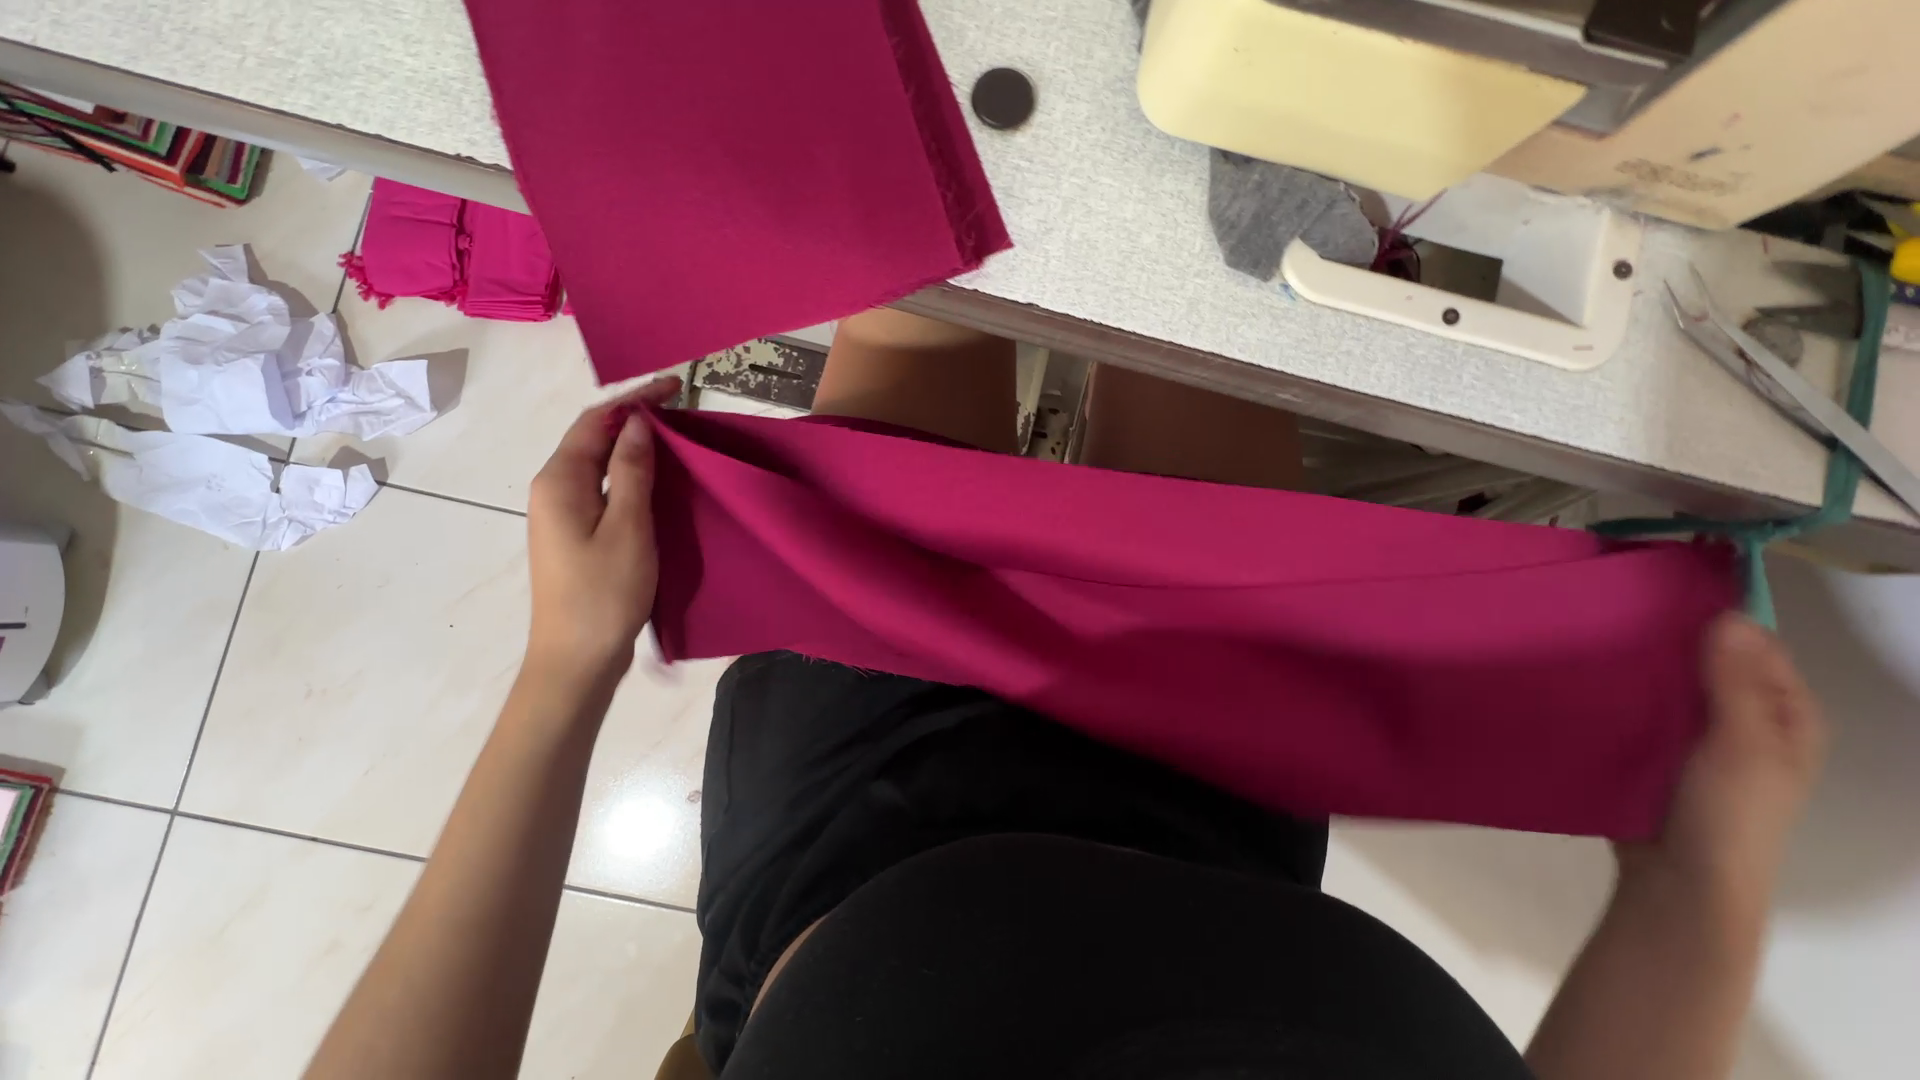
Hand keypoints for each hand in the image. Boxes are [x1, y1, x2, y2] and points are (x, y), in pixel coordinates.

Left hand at [523, 377, 680, 684]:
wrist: (576, 658)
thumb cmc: (603, 592)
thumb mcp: (627, 527)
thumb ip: (632, 471)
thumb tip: (636, 423)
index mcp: (559, 480)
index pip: (595, 421)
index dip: (634, 399)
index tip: (675, 386)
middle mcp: (552, 489)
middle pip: (592, 438)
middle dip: (634, 418)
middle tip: (682, 410)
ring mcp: (561, 514)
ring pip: (599, 465)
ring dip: (633, 447)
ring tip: (677, 439)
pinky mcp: (575, 535)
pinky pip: (603, 489)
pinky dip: (630, 475)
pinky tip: (659, 482)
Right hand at [1618, 613, 1826, 926]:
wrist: (1678, 882)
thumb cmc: (1726, 816)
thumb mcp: (1744, 748)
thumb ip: (1738, 684)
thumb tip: (1726, 614)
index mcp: (1785, 715)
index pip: (1755, 644)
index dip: (1716, 614)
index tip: (1659, 587)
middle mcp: (1744, 718)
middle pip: (1707, 659)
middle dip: (1667, 635)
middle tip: (1611, 606)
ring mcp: (1696, 736)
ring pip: (1668, 682)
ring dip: (1637, 662)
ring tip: (1587, 633)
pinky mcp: (1651, 750)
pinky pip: (1637, 707)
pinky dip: (1617, 690)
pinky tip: (1584, 676)